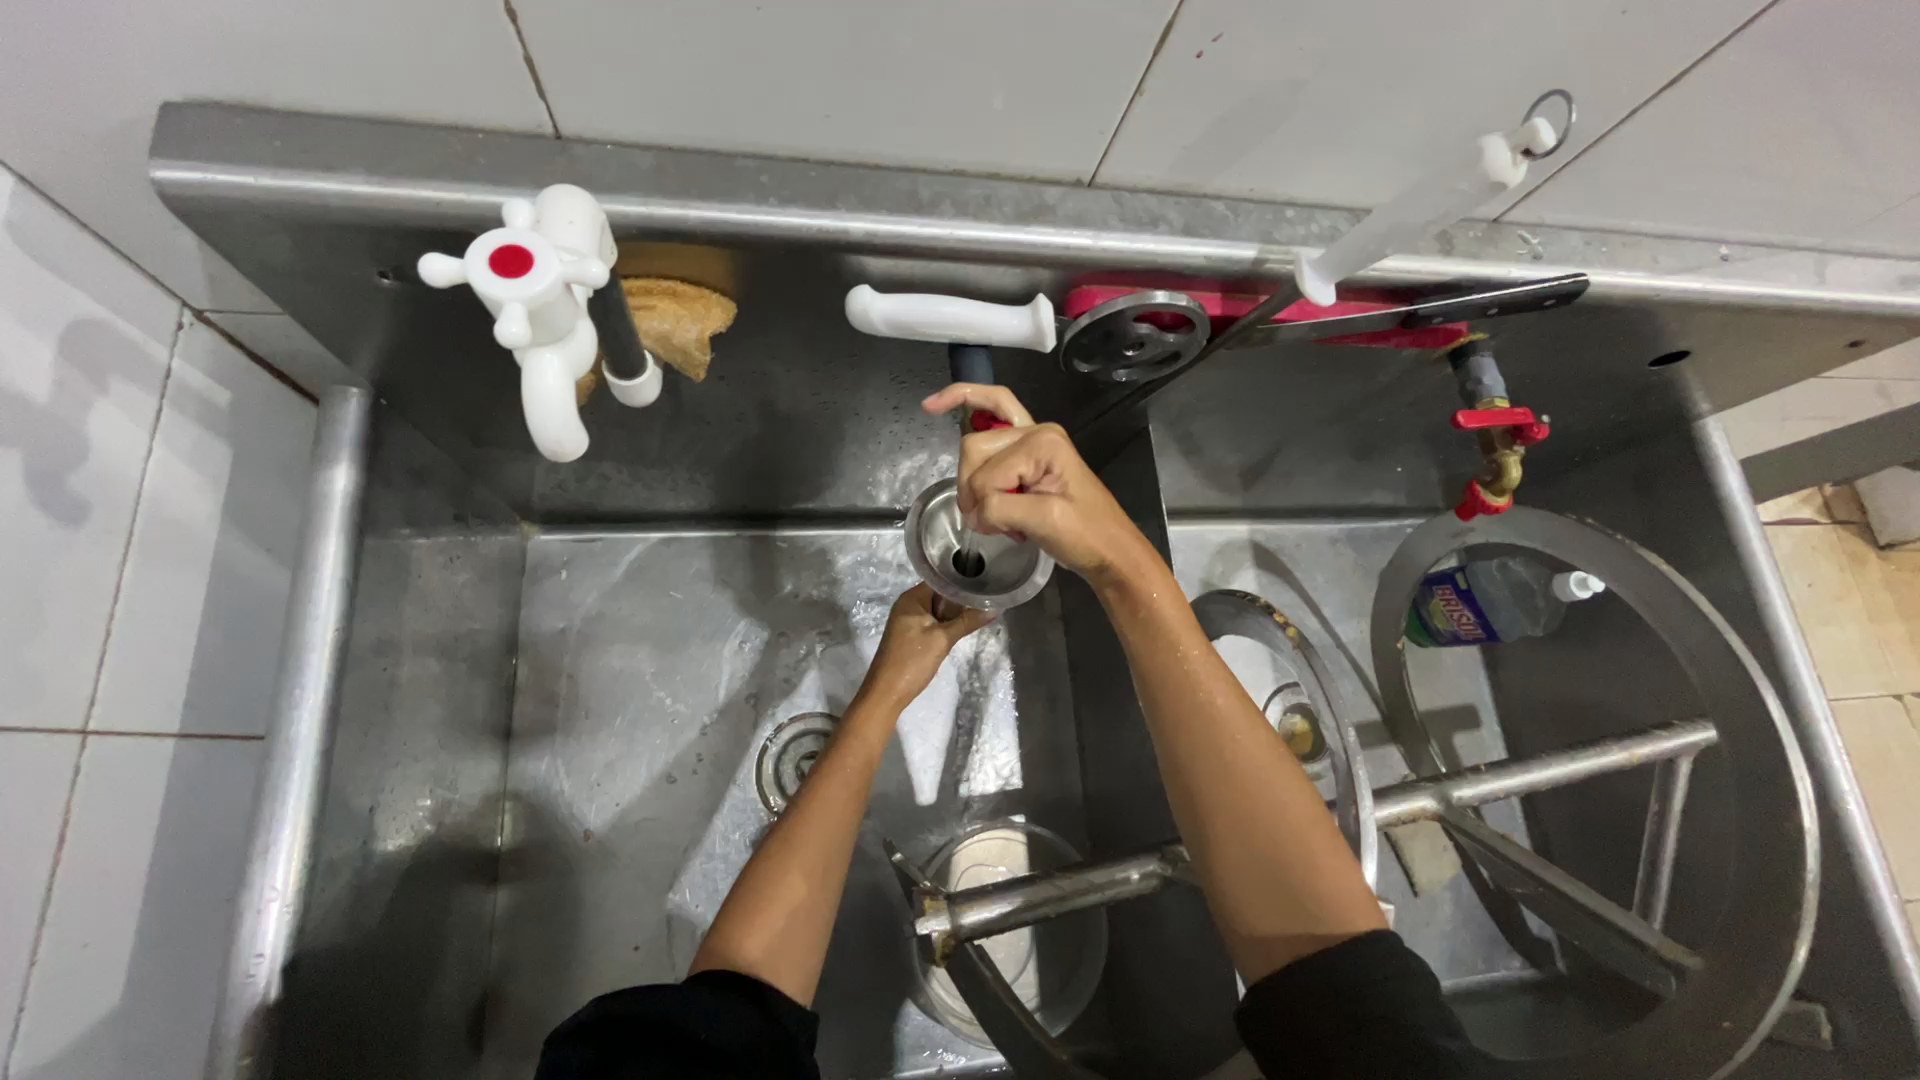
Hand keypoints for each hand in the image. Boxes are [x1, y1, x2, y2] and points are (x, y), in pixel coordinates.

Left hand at [858, 584, 991, 710]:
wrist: (887, 693)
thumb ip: (967, 621)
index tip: (986, 580)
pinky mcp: (912, 634)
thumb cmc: (912, 661)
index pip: (941, 580)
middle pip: (941, 594)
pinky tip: (965, 626)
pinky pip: (934, 622)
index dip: (962, 581)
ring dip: (956, 612)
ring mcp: (909, 620)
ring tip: (983, 608)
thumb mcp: (943, 639)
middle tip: (989, 596)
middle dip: (962, 598)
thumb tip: (995, 608)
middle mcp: (909, 604)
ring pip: (939, 610)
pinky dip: (947, 624)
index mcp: (912, 598)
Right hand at [921, 383, 1156, 587]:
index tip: (994, 528)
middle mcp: (1035, 432)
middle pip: (973, 447)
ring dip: (974, 483)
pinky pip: (991, 415)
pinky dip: (968, 410)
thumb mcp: (1043, 521)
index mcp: (1043, 441)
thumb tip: (973, 510)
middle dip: (970, 487)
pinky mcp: (1028, 454)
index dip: (981, 500)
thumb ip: (1000, 507)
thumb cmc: (1085, 535)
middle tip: (988, 522)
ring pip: (975, 447)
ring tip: (998, 515)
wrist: (1109, 550)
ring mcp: (1032, 440)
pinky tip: (938, 406)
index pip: (985, 467)